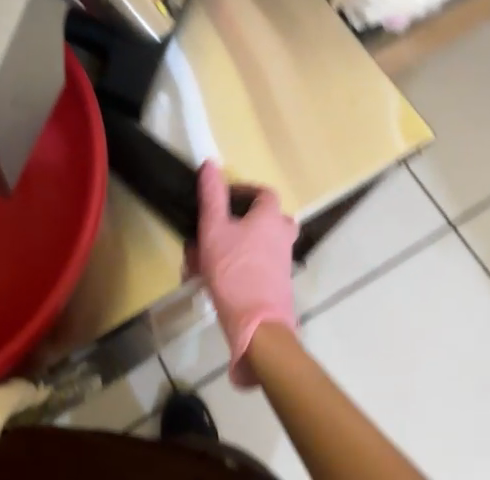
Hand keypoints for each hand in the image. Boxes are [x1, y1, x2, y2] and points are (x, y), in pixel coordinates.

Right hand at [192, 161, 297, 387]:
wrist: (258, 326)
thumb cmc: (233, 271)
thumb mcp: (214, 229)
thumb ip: (211, 196)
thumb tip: (211, 163)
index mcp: (270, 219)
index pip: (265, 193)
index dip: (245, 191)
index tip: (224, 198)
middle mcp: (282, 238)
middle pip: (268, 220)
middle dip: (241, 222)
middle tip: (217, 229)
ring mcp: (282, 264)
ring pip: (260, 246)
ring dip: (236, 248)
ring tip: (207, 259)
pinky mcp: (277, 287)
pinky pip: (257, 268)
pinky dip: (239, 269)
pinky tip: (214, 282)